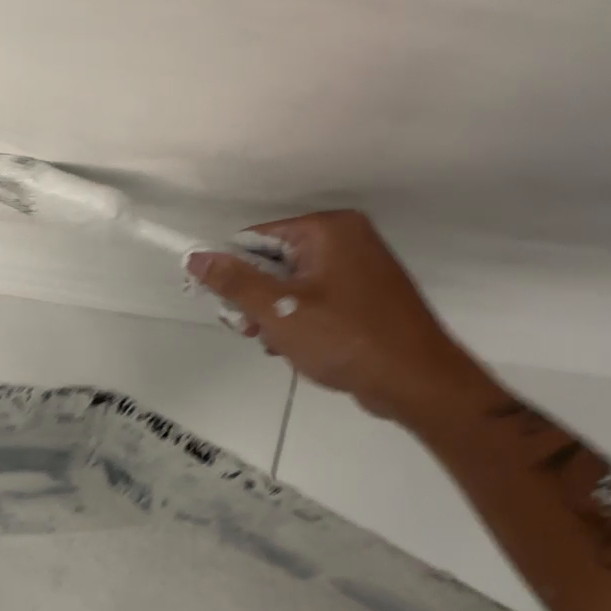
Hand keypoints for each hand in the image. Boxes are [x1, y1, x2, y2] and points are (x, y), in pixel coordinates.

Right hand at [186, 210, 496, 425]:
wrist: (415, 380)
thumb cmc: (344, 339)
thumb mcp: (278, 310)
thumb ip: (233, 282)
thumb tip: (196, 258)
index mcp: (328, 229)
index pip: (257, 237)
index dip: (234, 271)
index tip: (225, 306)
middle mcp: (347, 238)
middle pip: (275, 261)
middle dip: (257, 299)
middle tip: (253, 330)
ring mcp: (361, 266)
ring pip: (293, 284)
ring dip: (276, 315)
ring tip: (281, 344)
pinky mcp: (367, 295)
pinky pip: (317, 298)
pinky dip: (302, 320)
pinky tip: (301, 347)